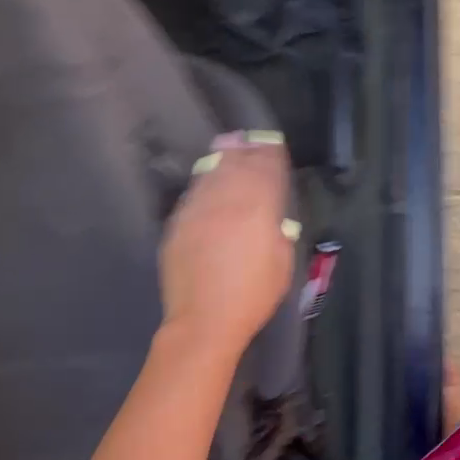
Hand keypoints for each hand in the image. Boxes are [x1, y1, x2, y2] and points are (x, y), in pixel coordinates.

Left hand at [158, 132, 295, 353]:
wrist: (204, 319)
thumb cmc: (254, 293)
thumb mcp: (283, 258)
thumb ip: (278, 228)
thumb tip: (272, 214)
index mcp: (257, 208)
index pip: (265, 169)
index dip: (271, 154)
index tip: (275, 144)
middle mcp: (225, 200)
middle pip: (236, 164)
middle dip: (246, 151)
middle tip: (251, 140)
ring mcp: (196, 211)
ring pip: (211, 174)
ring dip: (222, 159)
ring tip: (228, 146)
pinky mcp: (177, 225)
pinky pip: (193, 194)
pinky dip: (204, 183)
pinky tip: (207, 181)